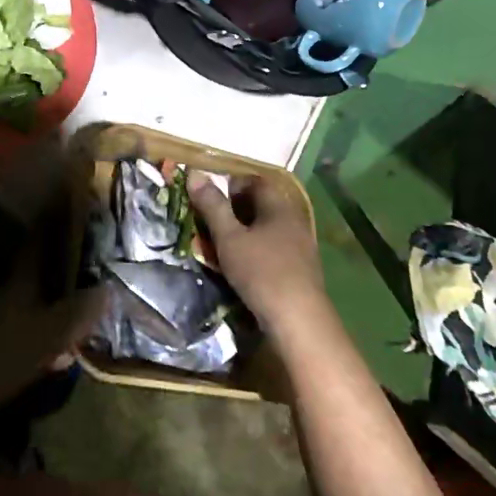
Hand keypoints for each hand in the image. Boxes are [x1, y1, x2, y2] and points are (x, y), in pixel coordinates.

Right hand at [187, 171, 327, 330]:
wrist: (299, 322)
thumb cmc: (261, 272)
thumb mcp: (229, 238)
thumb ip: (212, 206)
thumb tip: (195, 173)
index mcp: (279, 205)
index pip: (254, 181)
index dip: (229, 184)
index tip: (208, 198)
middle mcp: (293, 219)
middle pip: (260, 204)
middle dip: (233, 210)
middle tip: (209, 222)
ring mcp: (300, 245)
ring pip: (265, 228)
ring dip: (243, 233)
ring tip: (219, 246)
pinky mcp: (300, 269)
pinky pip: (272, 248)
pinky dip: (254, 250)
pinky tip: (240, 267)